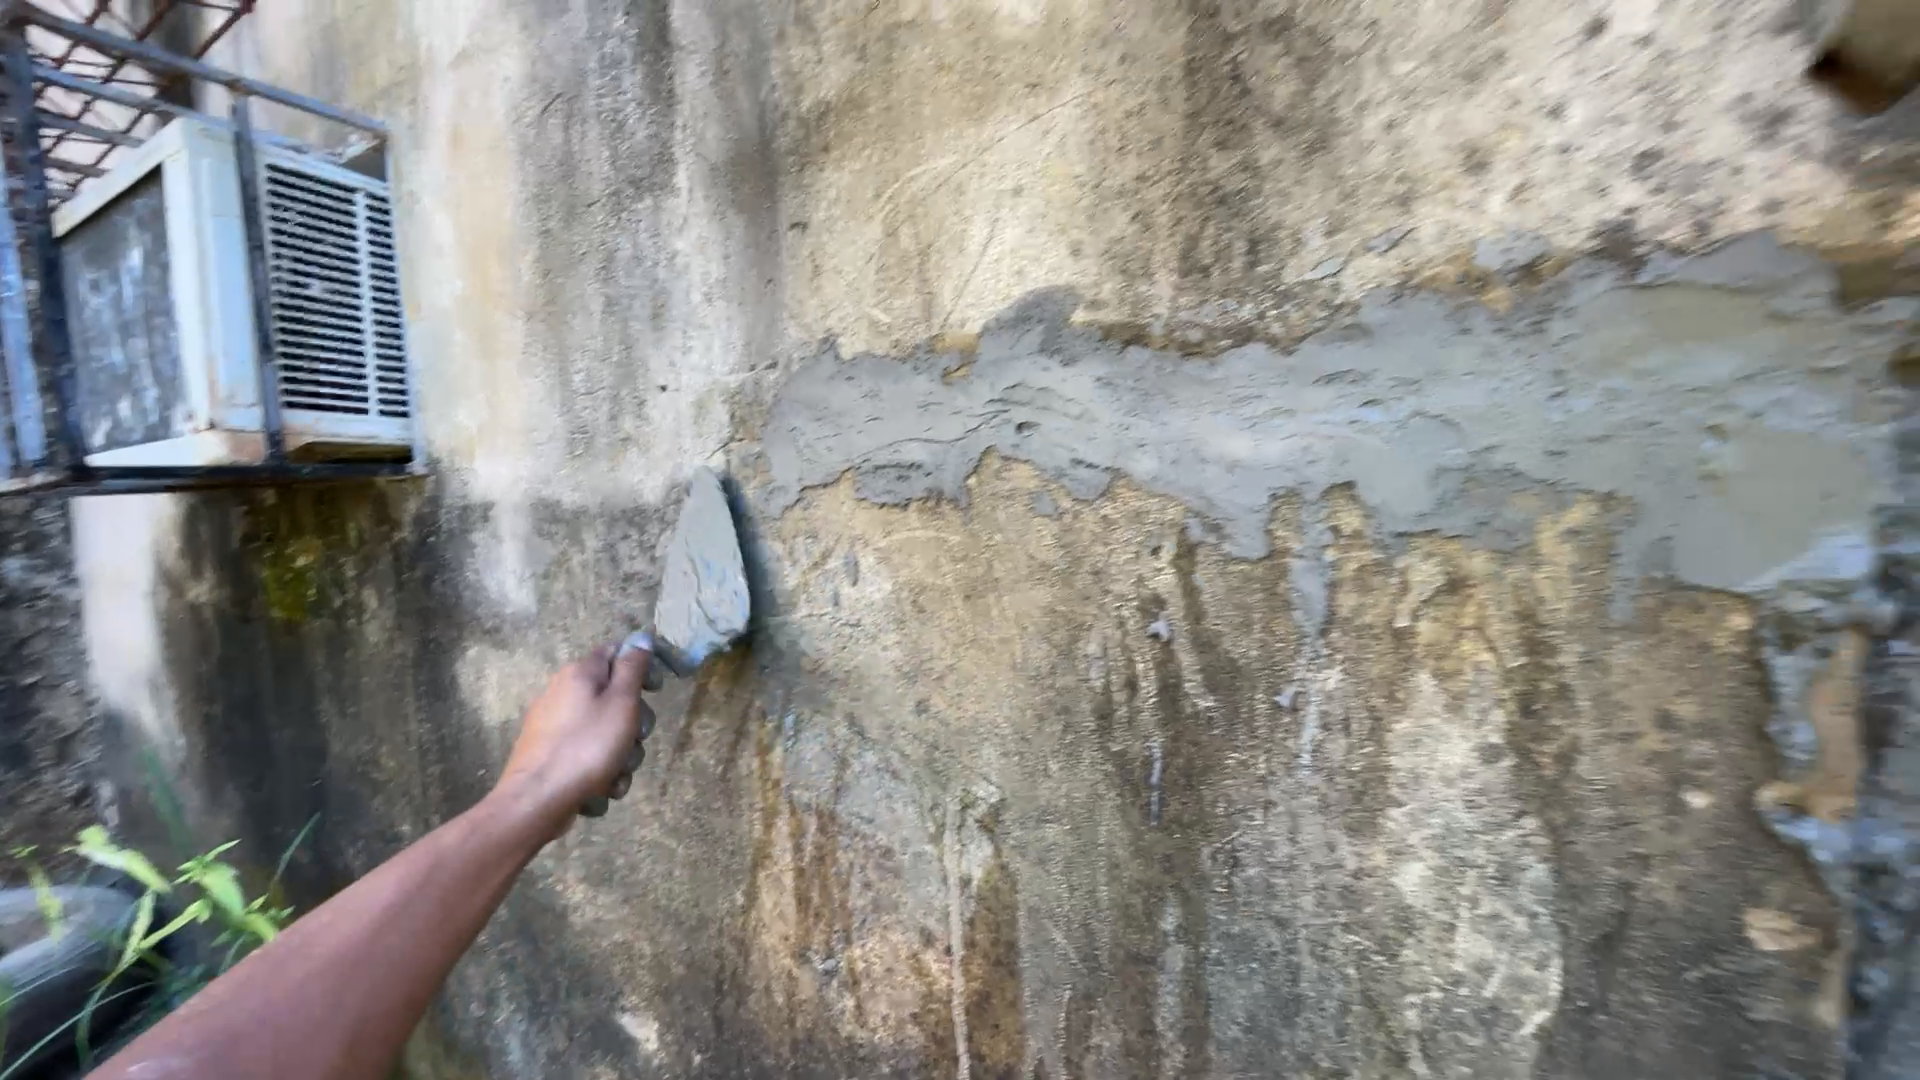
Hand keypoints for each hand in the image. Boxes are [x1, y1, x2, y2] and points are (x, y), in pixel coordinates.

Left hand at [496, 643, 653, 830]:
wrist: (536, 801)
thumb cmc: (586, 746)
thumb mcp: (621, 702)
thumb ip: (633, 667)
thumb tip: (641, 638)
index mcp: (579, 674)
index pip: (617, 652)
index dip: (641, 668)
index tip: (655, 691)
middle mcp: (563, 693)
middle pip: (615, 697)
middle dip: (634, 722)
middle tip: (636, 738)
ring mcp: (555, 727)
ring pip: (605, 730)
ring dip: (622, 753)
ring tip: (618, 773)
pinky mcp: (551, 755)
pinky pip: (588, 754)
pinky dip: (601, 769)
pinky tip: (604, 788)